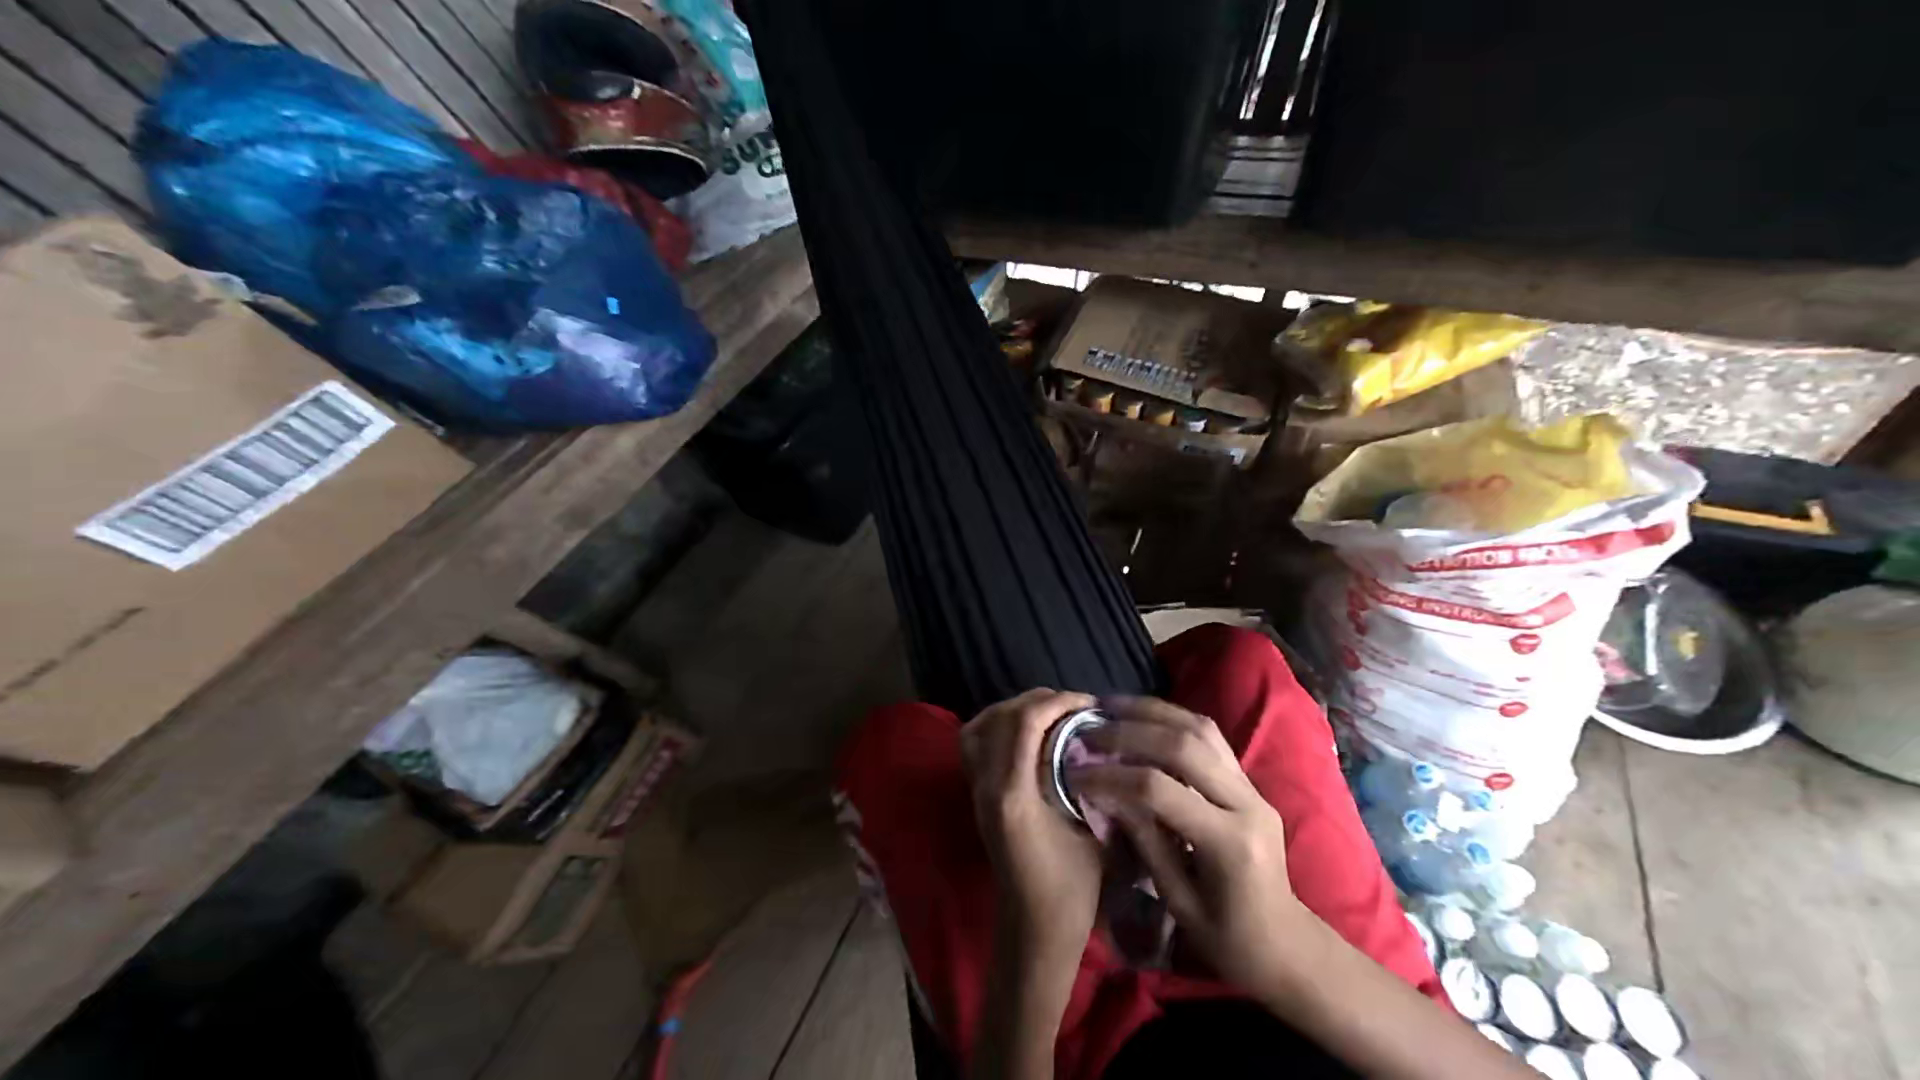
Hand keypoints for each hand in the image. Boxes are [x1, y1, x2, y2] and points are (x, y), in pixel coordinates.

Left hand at [961, 689, 1103, 962]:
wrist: (1033, 933)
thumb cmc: (1071, 893)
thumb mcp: (1095, 836)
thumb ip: (1095, 785)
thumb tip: (1108, 745)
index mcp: (1013, 795)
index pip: (1024, 723)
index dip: (1058, 702)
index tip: (1090, 704)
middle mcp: (986, 786)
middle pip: (999, 717)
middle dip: (1038, 701)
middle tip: (1075, 706)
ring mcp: (975, 791)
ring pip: (978, 727)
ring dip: (1013, 710)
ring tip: (1051, 713)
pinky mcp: (976, 797)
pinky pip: (976, 744)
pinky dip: (998, 727)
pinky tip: (1029, 735)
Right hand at [1072, 697, 1310, 997]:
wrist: (1286, 945)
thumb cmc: (1228, 938)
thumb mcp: (1177, 899)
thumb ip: (1143, 838)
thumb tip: (1103, 790)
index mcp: (1229, 843)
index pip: (1161, 790)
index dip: (1113, 776)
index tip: (1077, 773)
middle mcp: (1247, 804)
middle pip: (1184, 746)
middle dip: (1129, 733)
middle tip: (1089, 731)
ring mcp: (1253, 788)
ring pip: (1200, 729)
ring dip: (1151, 712)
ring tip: (1111, 708)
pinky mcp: (1250, 781)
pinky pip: (1209, 737)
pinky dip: (1171, 719)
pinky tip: (1142, 717)